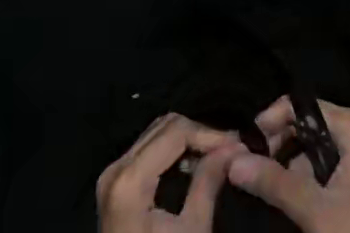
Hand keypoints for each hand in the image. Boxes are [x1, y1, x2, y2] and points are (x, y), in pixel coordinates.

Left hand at [98, 113, 246, 232]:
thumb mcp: (192, 231)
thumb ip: (209, 183)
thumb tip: (233, 147)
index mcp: (130, 179)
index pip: (176, 132)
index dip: (209, 133)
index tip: (238, 144)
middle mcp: (116, 168)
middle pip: (164, 126)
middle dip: (200, 133)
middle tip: (230, 147)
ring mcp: (112, 174)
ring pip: (156, 133)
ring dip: (187, 139)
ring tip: (216, 153)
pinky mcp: (114, 183)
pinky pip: (147, 148)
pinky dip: (172, 149)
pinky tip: (193, 163)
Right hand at [225, 98, 349, 232]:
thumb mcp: (318, 211)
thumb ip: (275, 183)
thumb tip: (232, 159)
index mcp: (348, 125)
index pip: (297, 105)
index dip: (267, 122)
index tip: (240, 147)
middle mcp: (349, 132)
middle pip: (298, 127)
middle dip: (271, 147)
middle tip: (239, 169)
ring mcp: (349, 158)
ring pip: (303, 153)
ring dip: (279, 169)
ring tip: (252, 185)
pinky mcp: (348, 183)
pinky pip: (314, 172)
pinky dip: (293, 183)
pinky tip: (275, 197)